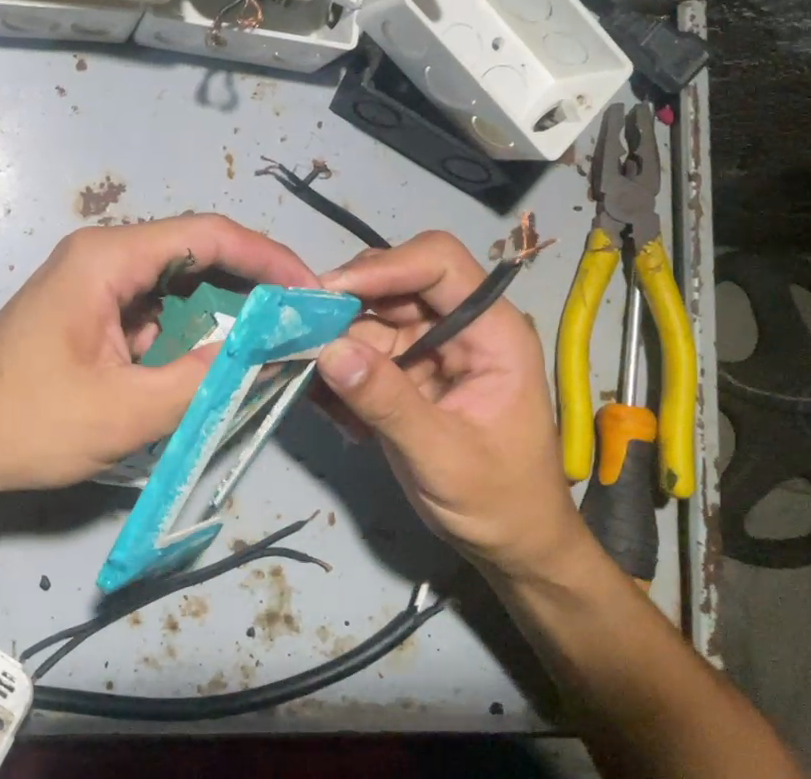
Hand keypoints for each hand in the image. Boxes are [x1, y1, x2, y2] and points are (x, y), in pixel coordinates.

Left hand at [0, 214, 317, 500]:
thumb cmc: (29, 424)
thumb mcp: (128, 411)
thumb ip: (205, 377)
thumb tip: (266, 351)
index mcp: (106, 257)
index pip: (207, 235)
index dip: (268, 257)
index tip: (312, 290)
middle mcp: (98, 255)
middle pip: (193, 253)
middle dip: (249, 285)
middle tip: (299, 321)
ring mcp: (87, 283)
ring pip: (173, 284)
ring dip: (218, 311)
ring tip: (267, 344)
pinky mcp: (83, 311)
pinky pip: (148, 310)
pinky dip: (184, 331)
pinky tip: (209, 361)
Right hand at [314, 231, 589, 582]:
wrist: (513, 545)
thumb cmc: (499, 502)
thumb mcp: (444, 458)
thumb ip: (388, 403)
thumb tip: (328, 350)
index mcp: (492, 332)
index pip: (439, 266)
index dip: (385, 267)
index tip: (327, 293)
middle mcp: (459, 327)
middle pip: (393, 283)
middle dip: (344, 305)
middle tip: (298, 335)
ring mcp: (429, 348)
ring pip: (366, 316)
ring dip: (331, 344)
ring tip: (307, 383)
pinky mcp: (405, 371)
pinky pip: (357, 351)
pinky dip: (335, 372)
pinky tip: (329, 408)